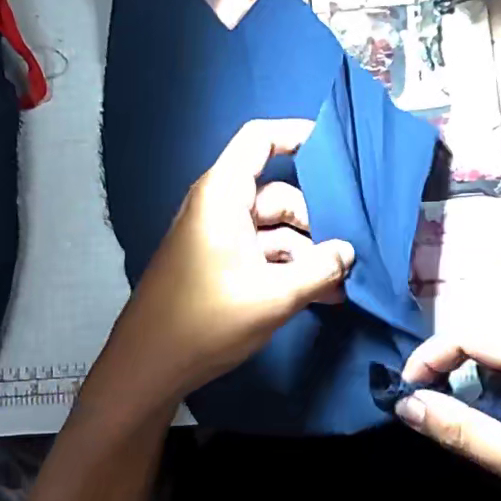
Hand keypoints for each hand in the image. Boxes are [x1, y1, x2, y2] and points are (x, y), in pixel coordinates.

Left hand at [107, 119, 354, 399]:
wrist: (150, 366)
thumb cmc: (208, 320)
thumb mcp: (275, 296)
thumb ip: (320, 270)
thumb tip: (349, 253)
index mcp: (223, 196)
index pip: (259, 140)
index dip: (296, 134)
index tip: (336, 148)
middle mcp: (220, 208)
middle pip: (279, 194)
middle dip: (317, 221)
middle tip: (350, 252)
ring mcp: (220, 237)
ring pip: (277, 229)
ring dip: (308, 253)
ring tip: (340, 284)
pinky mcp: (221, 264)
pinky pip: (264, 253)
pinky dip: (290, 268)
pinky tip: (321, 295)